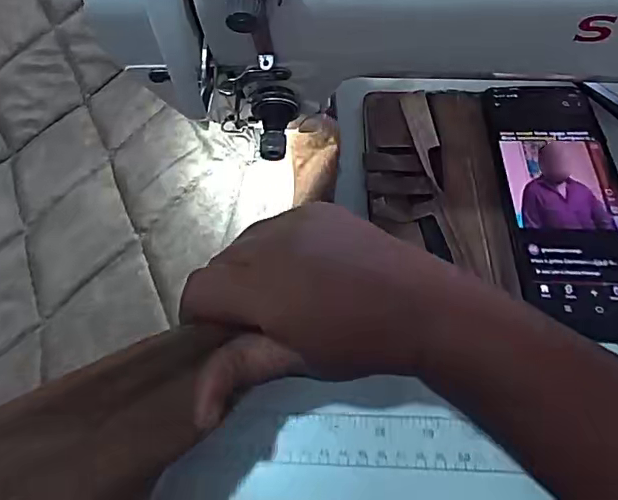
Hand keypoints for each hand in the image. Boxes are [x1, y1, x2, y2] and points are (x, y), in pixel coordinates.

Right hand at [182, 203, 502, 424]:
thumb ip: (239, 371)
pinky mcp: (312, 208)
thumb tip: (197, 407)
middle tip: (259, 323)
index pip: (197, 289)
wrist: (421, 303)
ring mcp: (290, 217)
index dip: (199, 318)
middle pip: (218, 265)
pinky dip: (276, 248)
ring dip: (248, 269)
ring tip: (285, 295)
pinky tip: (308, 269)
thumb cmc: (358, 342)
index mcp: (256, 283)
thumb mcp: (296, 361)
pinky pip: (274, 226)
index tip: (223, 339)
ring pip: (244, 243)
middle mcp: (265, 240)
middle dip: (226, 295)